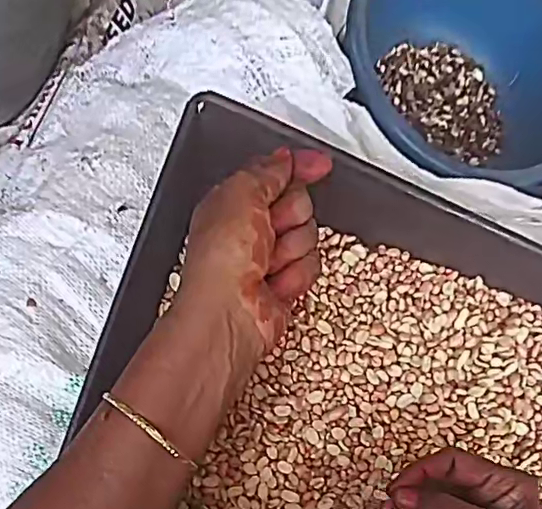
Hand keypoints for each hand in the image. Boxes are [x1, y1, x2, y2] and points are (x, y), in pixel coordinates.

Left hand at [176, 147, 333, 365]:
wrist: (228, 314)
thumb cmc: (222, 259)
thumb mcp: (241, 192)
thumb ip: (267, 170)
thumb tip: (285, 161)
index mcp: (235, 203)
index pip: (276, 176)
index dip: (299, 169)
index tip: (320, 165)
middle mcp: (253, 231)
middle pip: (299, 205)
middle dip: (291, 215)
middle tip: (270, 230)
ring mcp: (270, 260)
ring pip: (308, 237)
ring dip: (292, 249)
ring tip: (267, 264)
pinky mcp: (286, 286)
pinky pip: (311, 268)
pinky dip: (296, 276)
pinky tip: (275, 285)